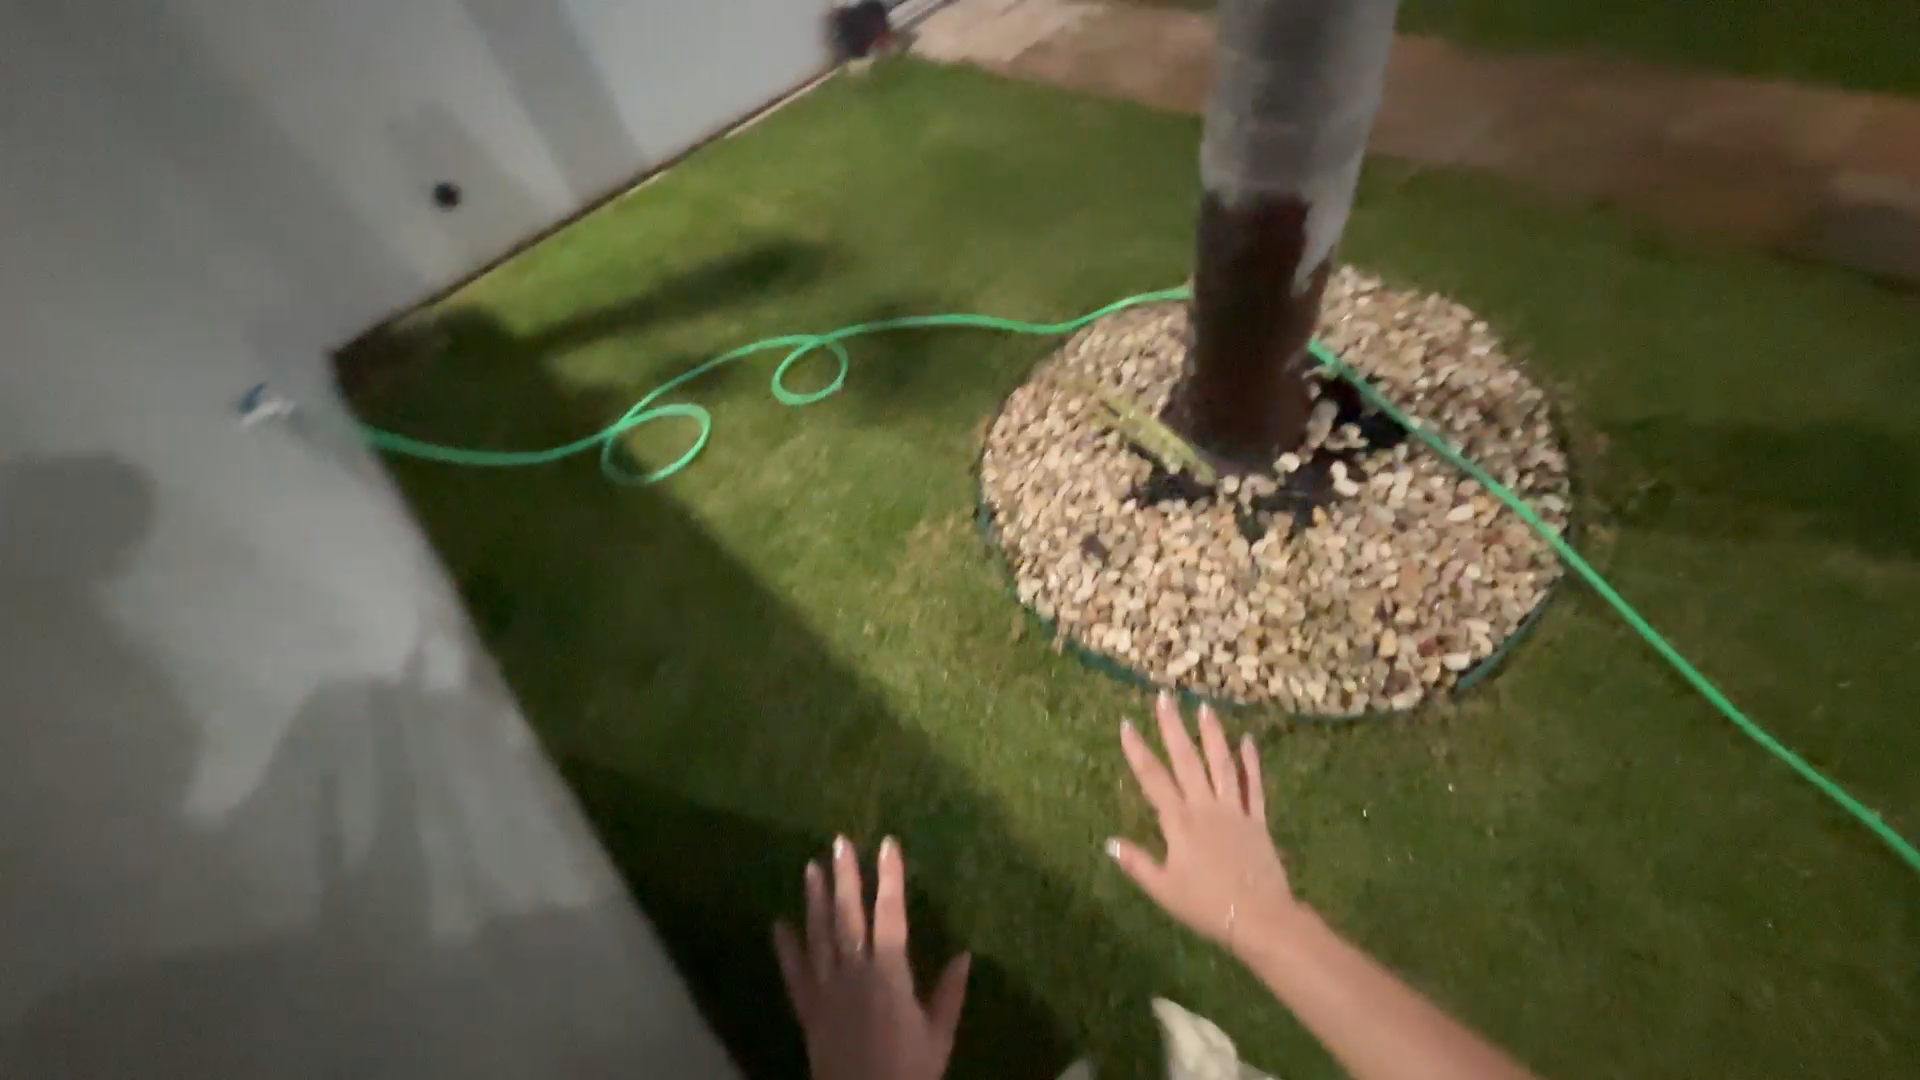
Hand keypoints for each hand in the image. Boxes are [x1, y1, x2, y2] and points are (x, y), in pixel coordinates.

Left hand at [774, 836, 970, 1079]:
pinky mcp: (809, 1011)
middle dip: (845, 877)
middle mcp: (855, 972)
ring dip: (814, 900)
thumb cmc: (908, 1073)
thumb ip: (949, 994)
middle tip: (840, 842)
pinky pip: (795, 974)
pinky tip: (777, 924)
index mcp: (889, 973)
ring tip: (811, 867)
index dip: (890, 877)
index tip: (888, 844)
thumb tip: (965, 955)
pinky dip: (785, 949)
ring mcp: (827, 990)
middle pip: (848, 916)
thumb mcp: (938, 1037)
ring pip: (819, 935)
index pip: (890, 914)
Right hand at [1108, 693, 1297, 957]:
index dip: (1137, 750)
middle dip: (1173, 726)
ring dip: (1212, 733)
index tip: (1126, 723)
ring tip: (1204, 706)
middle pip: (1186, 759)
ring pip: (1221, 764)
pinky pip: (1253, 786)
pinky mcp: (1257, 820)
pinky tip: (1248, 740)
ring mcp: (1234, 810)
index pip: (1153, 778)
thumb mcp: (1164, 890)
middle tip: (1165, 697)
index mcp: (1179, 822)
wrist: (1261, 920)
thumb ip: (1137, 863)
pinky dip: (1251, 762)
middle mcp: (1205, 806)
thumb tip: (1109, 842)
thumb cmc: (1207, 906)